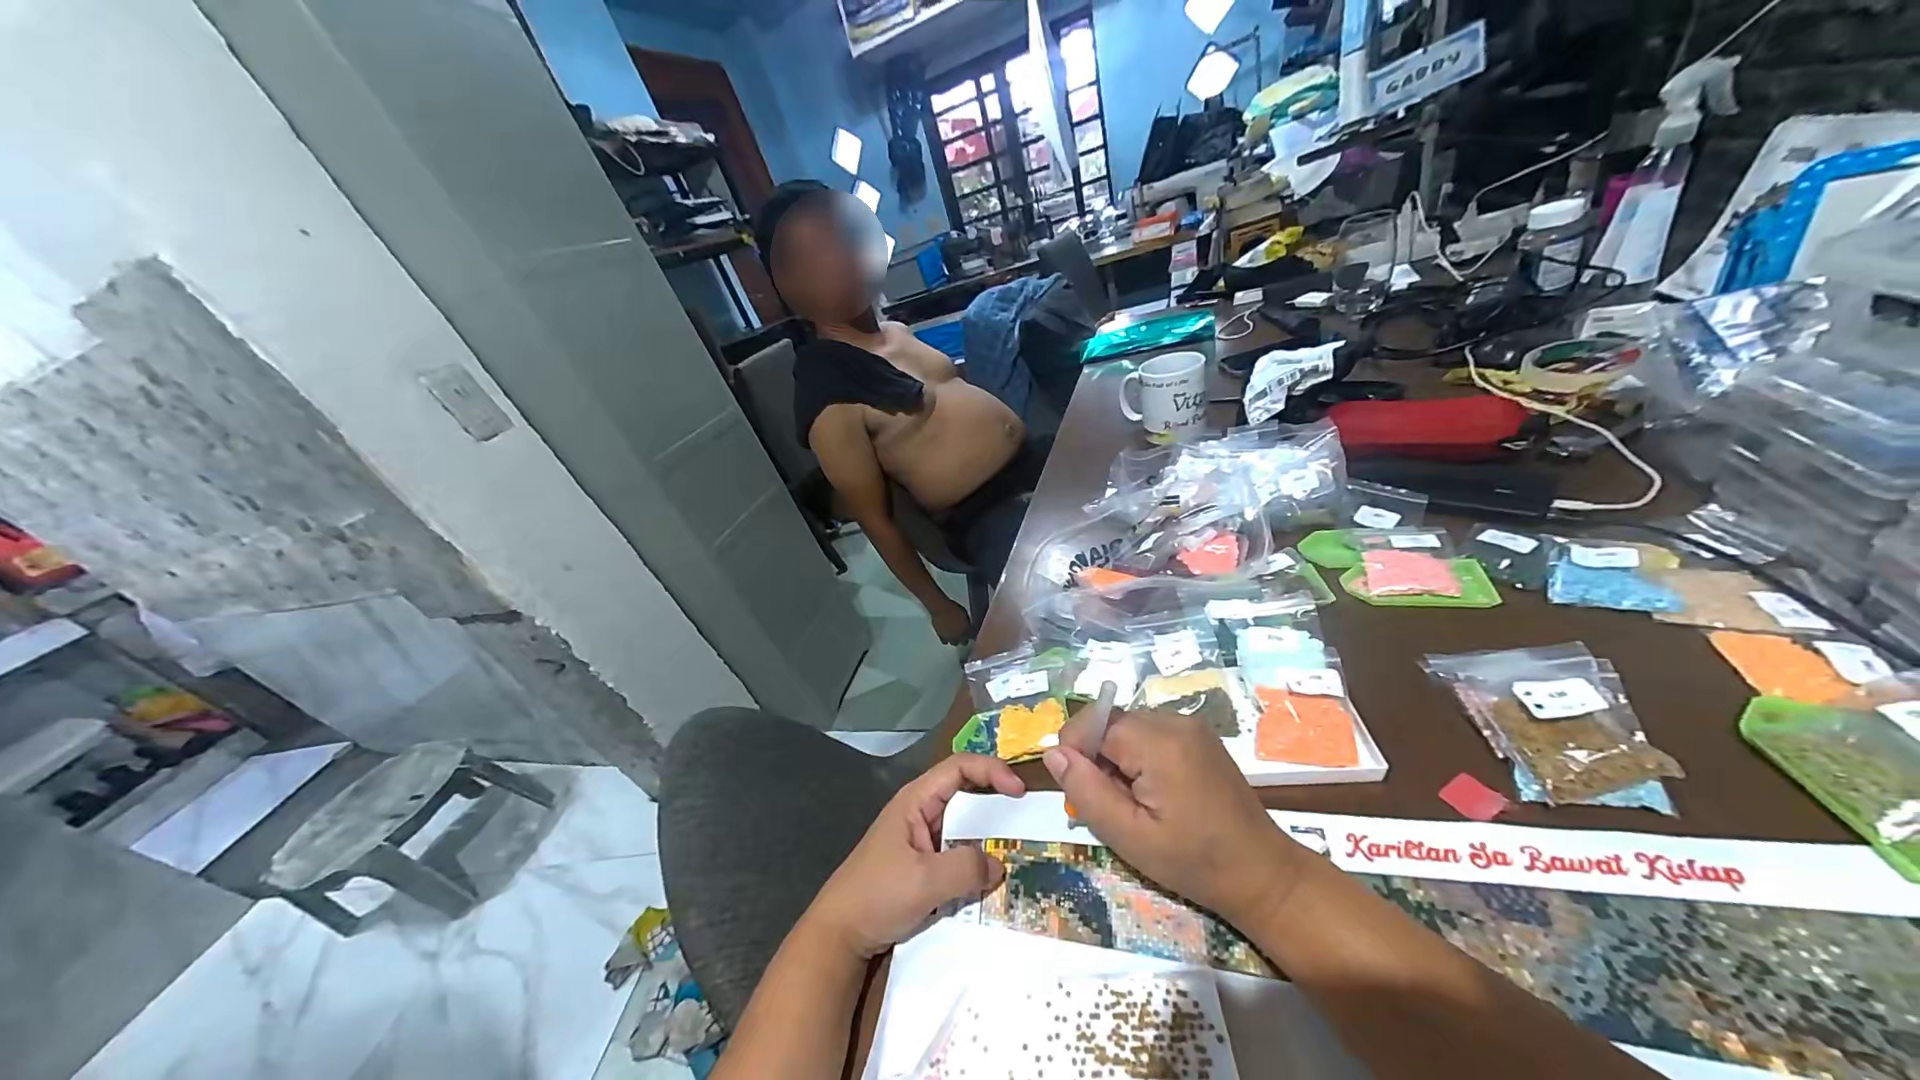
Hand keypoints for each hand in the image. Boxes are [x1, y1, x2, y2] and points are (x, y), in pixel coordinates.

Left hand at [805, 754, 1025, 958]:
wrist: (839, 935)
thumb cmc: (876, 895)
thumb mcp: (924, 882)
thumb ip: (966, 869)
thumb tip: (999, 866)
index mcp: (916, 801)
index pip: (959, 768)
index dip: (991, 770)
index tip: (1019, 791)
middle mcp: (921, 813)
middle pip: (966, 795)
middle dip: (997, 804)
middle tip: (1028, 822)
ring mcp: (922, 840)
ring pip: (964, 828)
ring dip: (989, 838)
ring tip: (1019, 852)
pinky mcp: (924, 865)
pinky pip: (958, 854)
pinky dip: (977, 862)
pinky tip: (994, 880)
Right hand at [929, 597, 972, 644]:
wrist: (940, 608)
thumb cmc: (953, 608)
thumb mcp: (964, 613)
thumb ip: (966, 622)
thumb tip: (968, 625)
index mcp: (965, 630)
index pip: (971, 637)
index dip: (970, 635)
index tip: (970, 633)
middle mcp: (958, 636)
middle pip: (963, 643)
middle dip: (964, 639)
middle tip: (962, 634)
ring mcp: (949, 638)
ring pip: (954, 643)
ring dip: (955, 640)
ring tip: (954, 635)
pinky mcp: (940, 636)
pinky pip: (944, 641)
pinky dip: (946, 639)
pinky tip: (947, 634)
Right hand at [1043, 708, 1300, 924]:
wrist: (1263, 875)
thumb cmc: (1193, 862)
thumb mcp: (1129, 836)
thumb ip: (1086, 791)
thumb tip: (1053, 754)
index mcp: (1159, 742)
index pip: (1093, 722)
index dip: (1077, 754)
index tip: (1085, 795)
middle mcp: (1175, 721)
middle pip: (1110, 723)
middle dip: (1097, 759)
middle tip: (1112, 806)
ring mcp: (1191, 726)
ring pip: (1127, 728)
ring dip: (1117, 759)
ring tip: (1135, 804)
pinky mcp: (1199, 737)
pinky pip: (1150, 735)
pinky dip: (1139, 758)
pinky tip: (1154, 794)